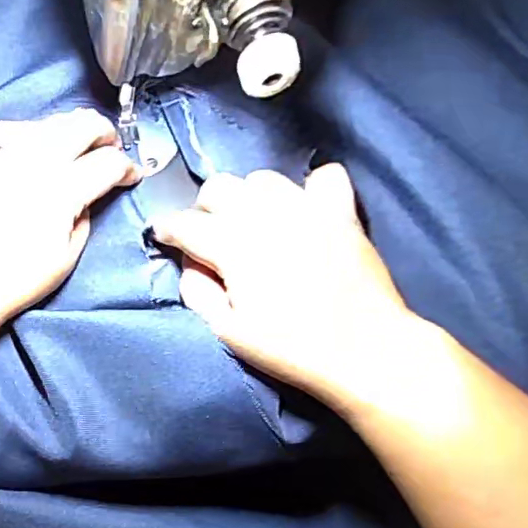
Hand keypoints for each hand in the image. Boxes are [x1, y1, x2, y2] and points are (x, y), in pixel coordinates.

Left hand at [0, 108, 138, 327]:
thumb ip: (84, 220)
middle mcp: (35, 161)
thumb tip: (86, 202)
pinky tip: (28, 142)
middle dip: (104, 134)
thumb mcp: (66, 257)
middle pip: (82, 126)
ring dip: (70, 128)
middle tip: (111, 148)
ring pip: (47, 122)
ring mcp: (3, 155)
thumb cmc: (13, 280)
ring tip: (77, 145)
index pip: (108, 163)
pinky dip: (23, 131)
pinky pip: (4, 129)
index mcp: (63, 187)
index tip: (132, 175)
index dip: (127, 168)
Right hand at [151, 165, 449, 408]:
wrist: (362, 350)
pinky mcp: (341, 211)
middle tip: (210, 236)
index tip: (164, 238)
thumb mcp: (228, 330)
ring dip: (249, 198)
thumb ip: (197, 290)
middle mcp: (265, 213)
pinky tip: (303, 212)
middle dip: (204, 208)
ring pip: (262, 179)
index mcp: (232, 244)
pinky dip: (307, 189)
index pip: (184, 222)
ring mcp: (306, 207)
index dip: (167, 229)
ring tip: (254, 224)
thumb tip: (189, 262)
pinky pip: (322, 177)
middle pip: (218, 187)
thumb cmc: (289, 348)